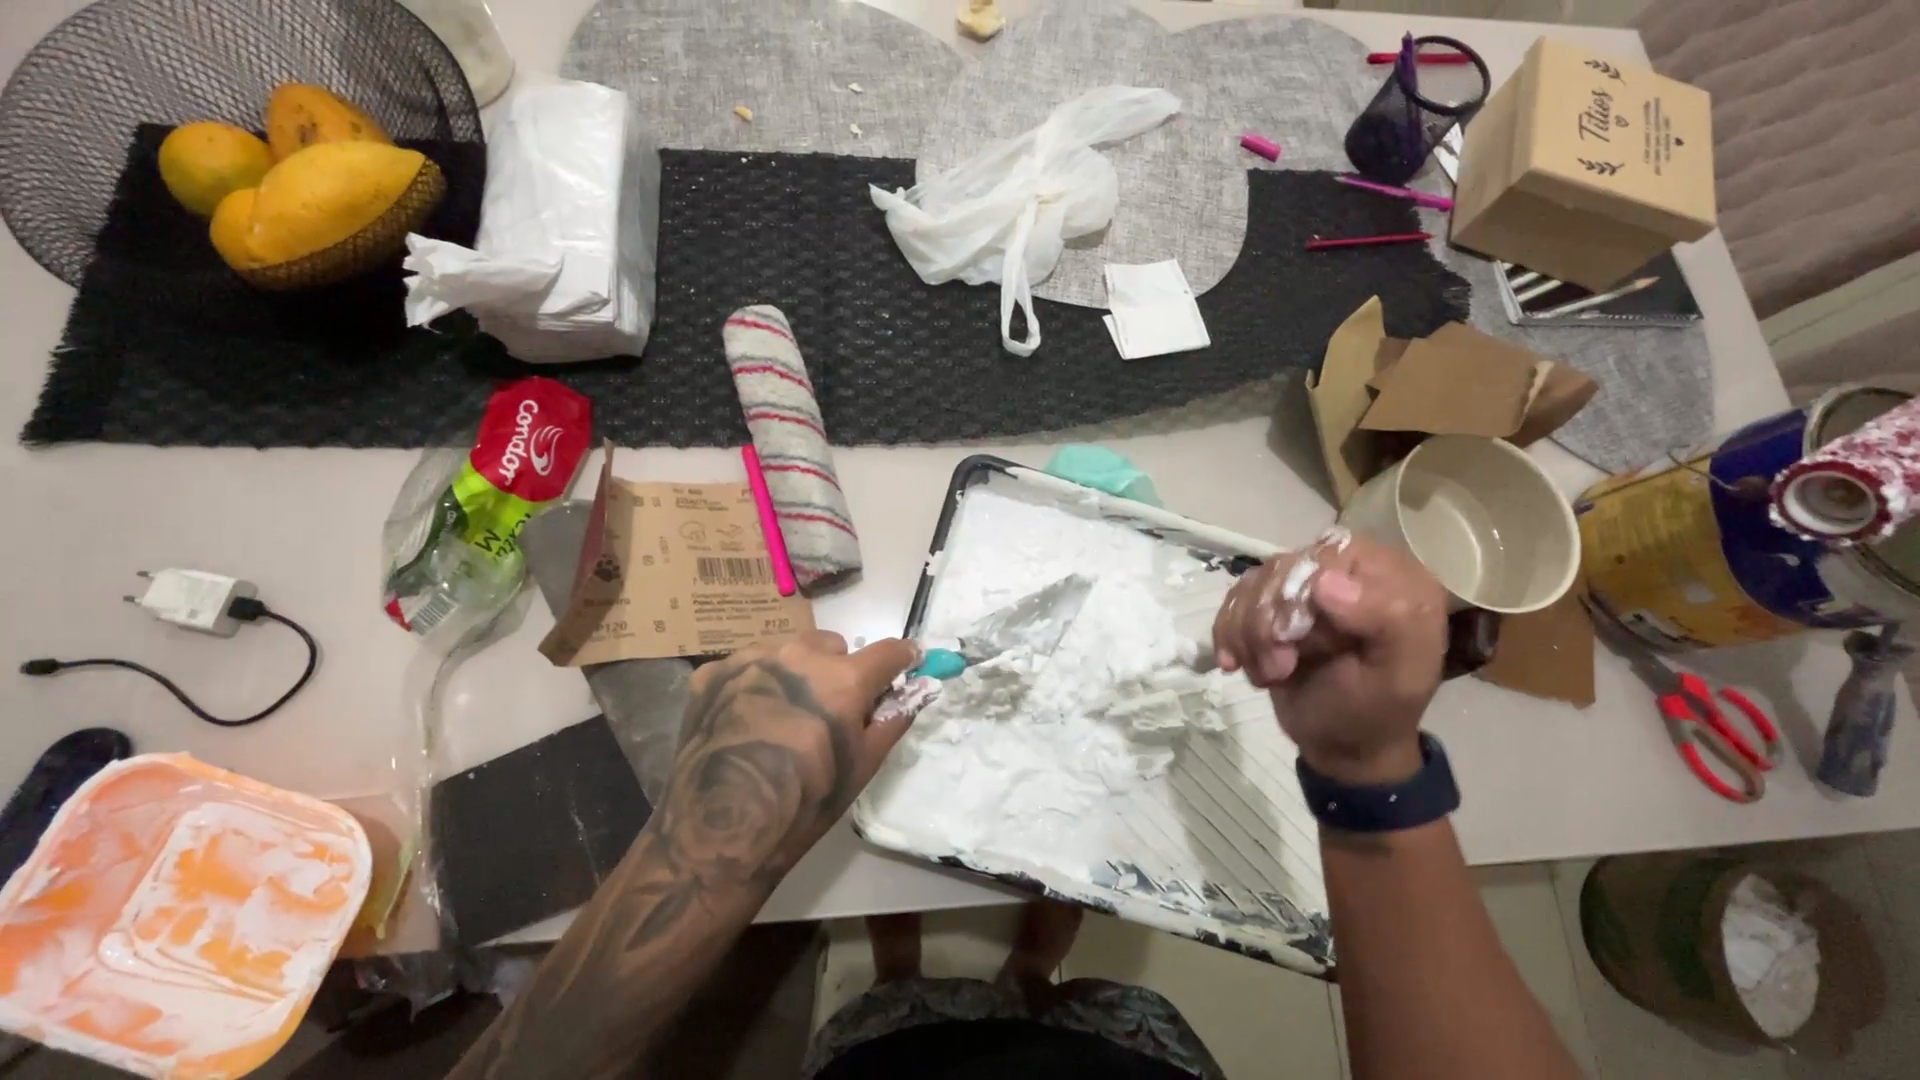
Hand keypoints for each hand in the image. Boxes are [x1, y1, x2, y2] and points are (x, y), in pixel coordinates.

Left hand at [652, 631, 919, 892]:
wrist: (720, 828)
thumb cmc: (804, 803)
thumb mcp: (861, 768)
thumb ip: (892, 720)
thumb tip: (914, 692)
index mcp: (843, 680)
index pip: (888, 651)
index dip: (901, 659)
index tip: (905, 665)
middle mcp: (798, 656)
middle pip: (832, 647)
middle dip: (838, 671)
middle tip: (826, 714)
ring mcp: (751, 660)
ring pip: (787, 651)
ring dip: (794, 675)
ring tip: (780, 721)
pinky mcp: (712, 673)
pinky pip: (747, 667)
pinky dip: (754, 686)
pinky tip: (744, 724)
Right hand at [1212, 535, 1447, 785]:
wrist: (1342, 746)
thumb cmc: (1375, 711)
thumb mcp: (1398, 675)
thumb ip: (1385, 620)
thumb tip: (1326, 580)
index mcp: (1390, 575)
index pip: (1326, 557)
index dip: (1297, 598)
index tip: (1292, 646)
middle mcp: (1347, 569)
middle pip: (1281, 570)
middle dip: (1265, 624)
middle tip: (1278, 670)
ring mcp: (1306, 586)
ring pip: (1253, 585)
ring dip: (1246, 634)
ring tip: (1268, 674)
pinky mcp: (1272, 604)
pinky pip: (1234, 599)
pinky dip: (1228, 633)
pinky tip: (1237, 663)